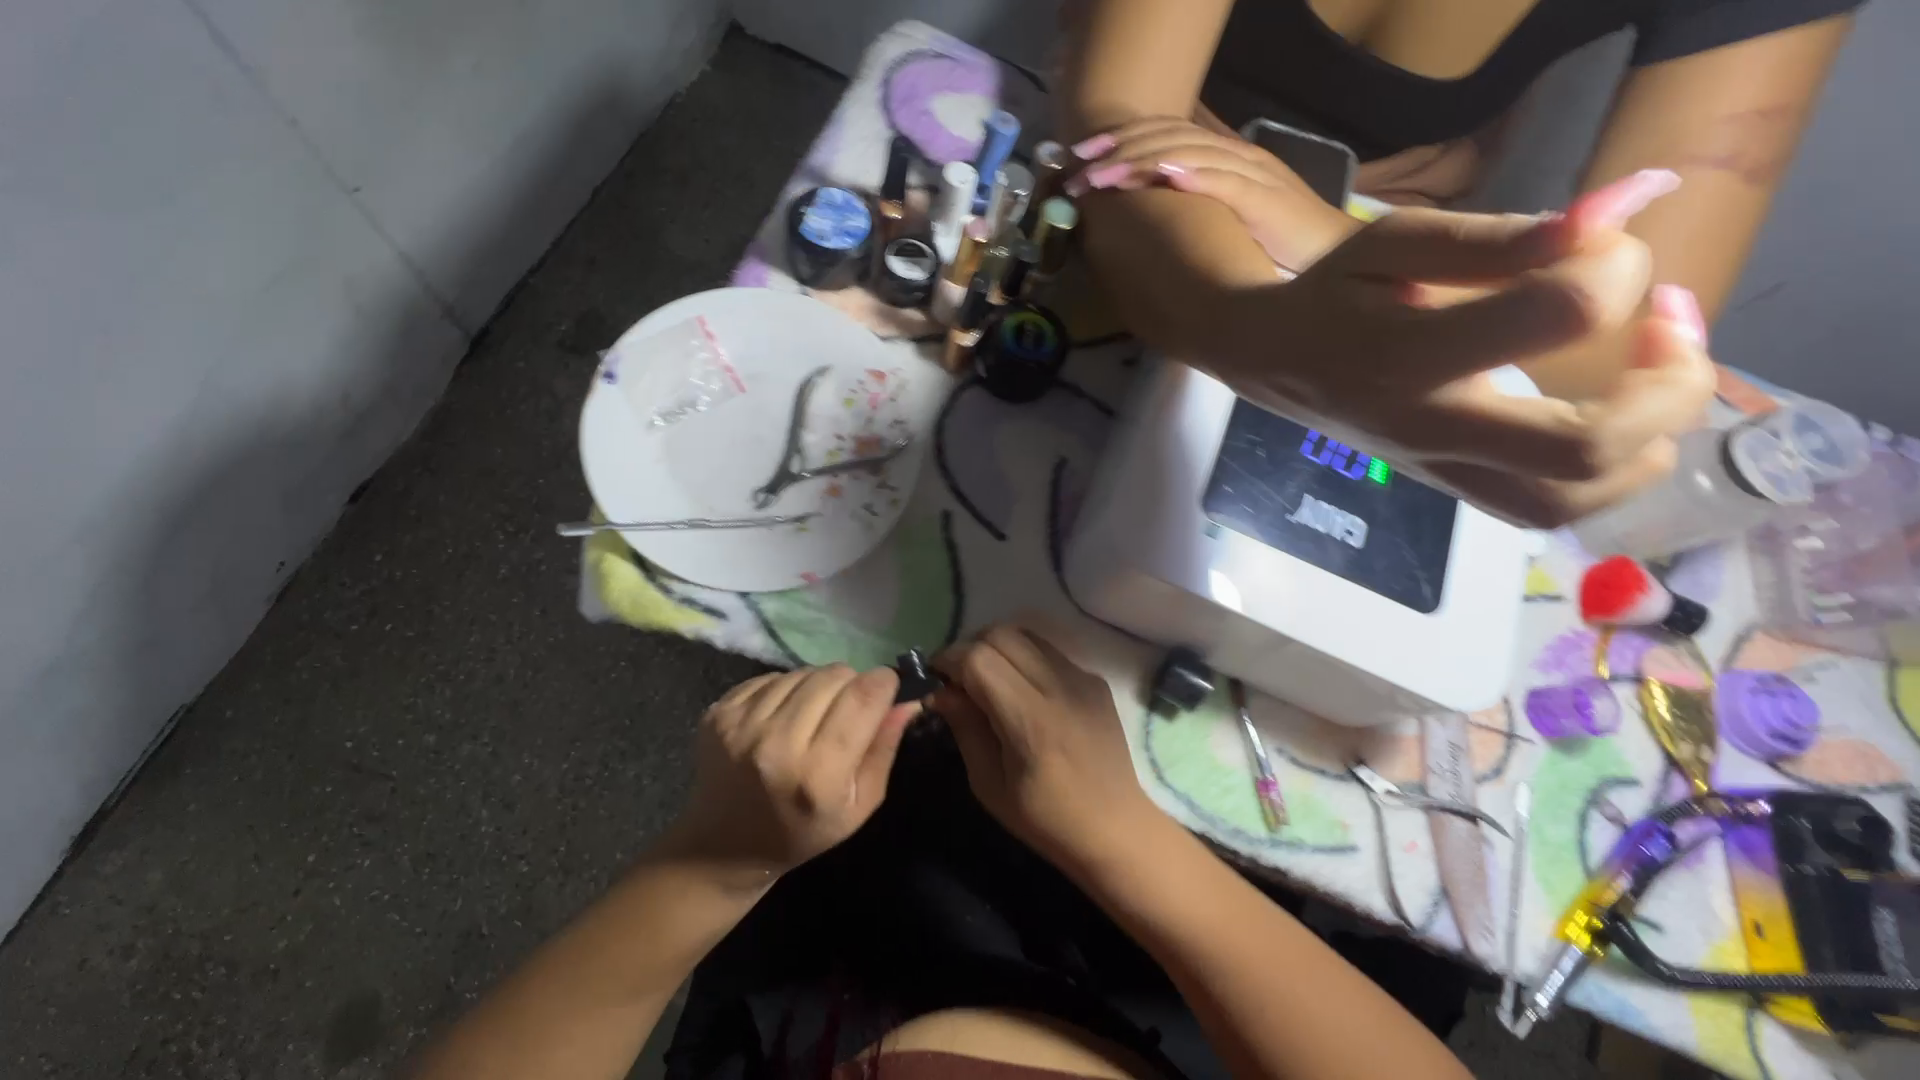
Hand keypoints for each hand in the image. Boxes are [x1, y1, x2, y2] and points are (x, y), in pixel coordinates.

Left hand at [669, 665, 914, 879]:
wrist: (724, 846)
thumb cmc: (803, 831)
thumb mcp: (859, 806)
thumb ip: (884, 749)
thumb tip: (907, 700)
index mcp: (819, 773)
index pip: (863, 697)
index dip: (884, 683)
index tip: (887, 690)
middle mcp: (777, 742)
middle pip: (835, 675)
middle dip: (852, 684)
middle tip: (848, 709)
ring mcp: (741, 724)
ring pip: (803, 671)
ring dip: (818, 686)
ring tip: (813, 716)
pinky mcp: (719, 711)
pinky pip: (771, 677)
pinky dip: (786, 689)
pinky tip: (784, 717)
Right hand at [932, 622, 1161, 870]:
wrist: (1113, 827)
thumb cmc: (1044, 818)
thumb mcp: (988, 783)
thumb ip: (965, 727)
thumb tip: (940, 690)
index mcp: (1030, 719)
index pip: (979, 659)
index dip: (949, 660)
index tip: (936, 680)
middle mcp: (1059, 686)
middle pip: (1001, 634)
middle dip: (970, 648)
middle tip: (959, 680)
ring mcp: (1082, 678)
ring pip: (1026, 634)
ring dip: (997, 648)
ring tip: (987, 681)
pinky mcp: (1095, 680)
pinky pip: (1049, 651)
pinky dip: (1024, 658)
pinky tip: (1021, 690)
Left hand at [1065, 118, 1351, 269]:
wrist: (1331, 260)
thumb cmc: (1276, 245)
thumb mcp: (1223, 220)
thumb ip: (1191, 208)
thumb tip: (1145, 214)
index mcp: (1223, 159)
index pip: (1167, 135)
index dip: (1122, 141)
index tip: (1081, 158)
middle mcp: (1235, 156)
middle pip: (1170, 138)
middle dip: (1119, 150)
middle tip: (1077, 167)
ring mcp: (1252, 174)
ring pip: (1189, 154)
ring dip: (1141, 161)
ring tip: (1102, 174)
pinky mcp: (1266, 200)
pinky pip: (1227, 181)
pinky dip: (1194, 175)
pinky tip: (1164, 175)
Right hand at [1069, 121, 1716, 525]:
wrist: (1272, 360)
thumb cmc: (1332, 293)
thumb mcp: (1399, 244)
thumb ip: (1502, 235)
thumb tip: (1624, 208)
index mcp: (1408, 352)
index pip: (1562, 311)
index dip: (1618, 260)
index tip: (1601, 236)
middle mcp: (1427, 426)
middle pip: (1585, 446)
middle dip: (1668, 383)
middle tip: (1666, 319)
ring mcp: (1438, 468)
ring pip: (1571, 501)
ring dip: (1648, 441)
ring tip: (1649, 379)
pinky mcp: (1449, 485)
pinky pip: (1547, 510)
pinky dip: (1611, 473)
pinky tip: (1612, 420)